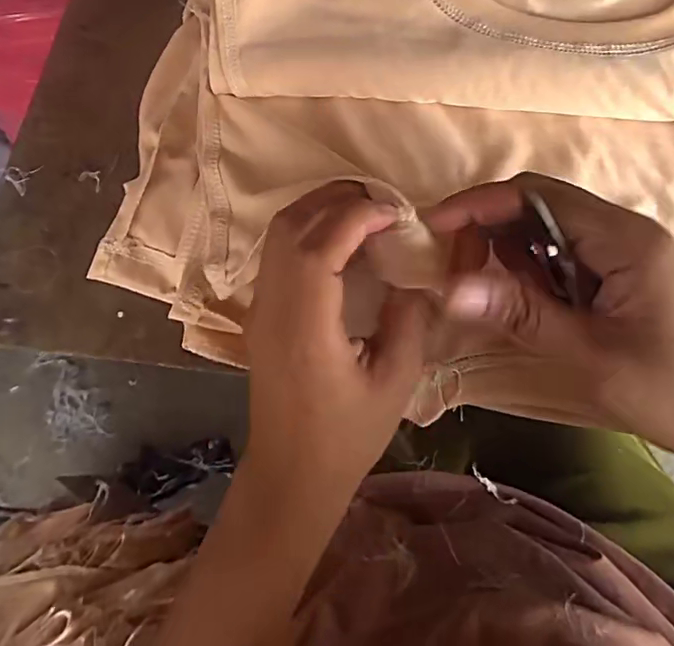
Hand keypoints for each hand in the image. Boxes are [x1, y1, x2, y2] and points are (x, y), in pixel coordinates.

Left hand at [243, 181, 431, 492]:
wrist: (290, 473)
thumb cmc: (346, 437)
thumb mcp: (394, 382)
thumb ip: (407, 320)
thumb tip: (413, 273)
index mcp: (305, 326)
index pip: (318, 246)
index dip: (356, 217)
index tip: (395, 214)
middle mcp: (272, 306)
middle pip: (290, 226)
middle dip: (335, 200)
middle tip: (382, 203)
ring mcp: (259, 305)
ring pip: (278, 232)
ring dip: (318, 209)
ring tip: (363, 211)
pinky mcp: (259, 310)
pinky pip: (276, 250)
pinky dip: (306, 228)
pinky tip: (338, 239)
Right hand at [423, 173, 673, 469]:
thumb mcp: (590, 358)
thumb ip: (520, 314)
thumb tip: (447, 288)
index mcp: (626, 239)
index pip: (534, 194)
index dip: (478, 204)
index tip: (434, 228)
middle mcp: (627, 229)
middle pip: (537, 203)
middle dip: (490, 229)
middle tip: (459, 273)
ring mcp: (629, 246)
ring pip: (547, 225)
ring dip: (512, 252)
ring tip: (500, 296)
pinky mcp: (627, 267)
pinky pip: (565, 249)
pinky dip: (536, 268)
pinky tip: (534, 304)